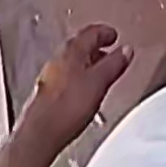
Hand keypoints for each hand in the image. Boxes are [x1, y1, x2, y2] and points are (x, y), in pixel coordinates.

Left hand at [17, 24, 132, 155]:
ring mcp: (50, 75)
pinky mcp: (46, 92)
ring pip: (73, 61)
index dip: (105, 32)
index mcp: (72, 49)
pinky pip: (66, 77)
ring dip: (88, 63)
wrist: (39, 134)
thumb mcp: (100, 82)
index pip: (91, 32)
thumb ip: (114, 63)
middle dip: (97, 47)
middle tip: (109, 51)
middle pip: (81, 45)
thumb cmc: (66, 106)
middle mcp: (59, 58)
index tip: (114, 35)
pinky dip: (78, 77)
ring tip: (99, 73)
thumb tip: (126, 50)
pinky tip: (82, 91)